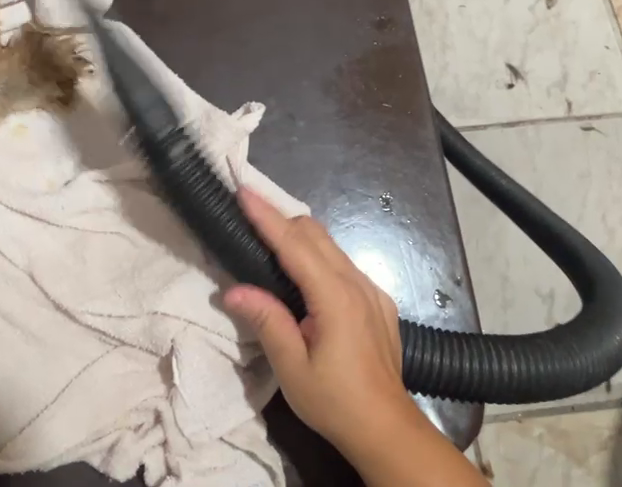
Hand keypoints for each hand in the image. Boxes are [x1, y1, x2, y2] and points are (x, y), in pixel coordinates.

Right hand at [223, 189, 426, 454]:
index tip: (244, 191)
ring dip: (299, 235)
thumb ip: (267, 322)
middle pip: (315, 235)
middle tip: (247, 210)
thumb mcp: (292, 369)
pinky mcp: (378, 302)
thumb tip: (234, 290)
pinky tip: (302, 272)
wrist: (387, 430)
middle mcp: (357, 283)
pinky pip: (343, 264)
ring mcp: (372, 291)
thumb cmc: (336, 402)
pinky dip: (318, 255)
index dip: (267, 216)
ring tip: (267, 235)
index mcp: (335, 297)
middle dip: (281, 217)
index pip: (295, 244)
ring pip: (331, 246)